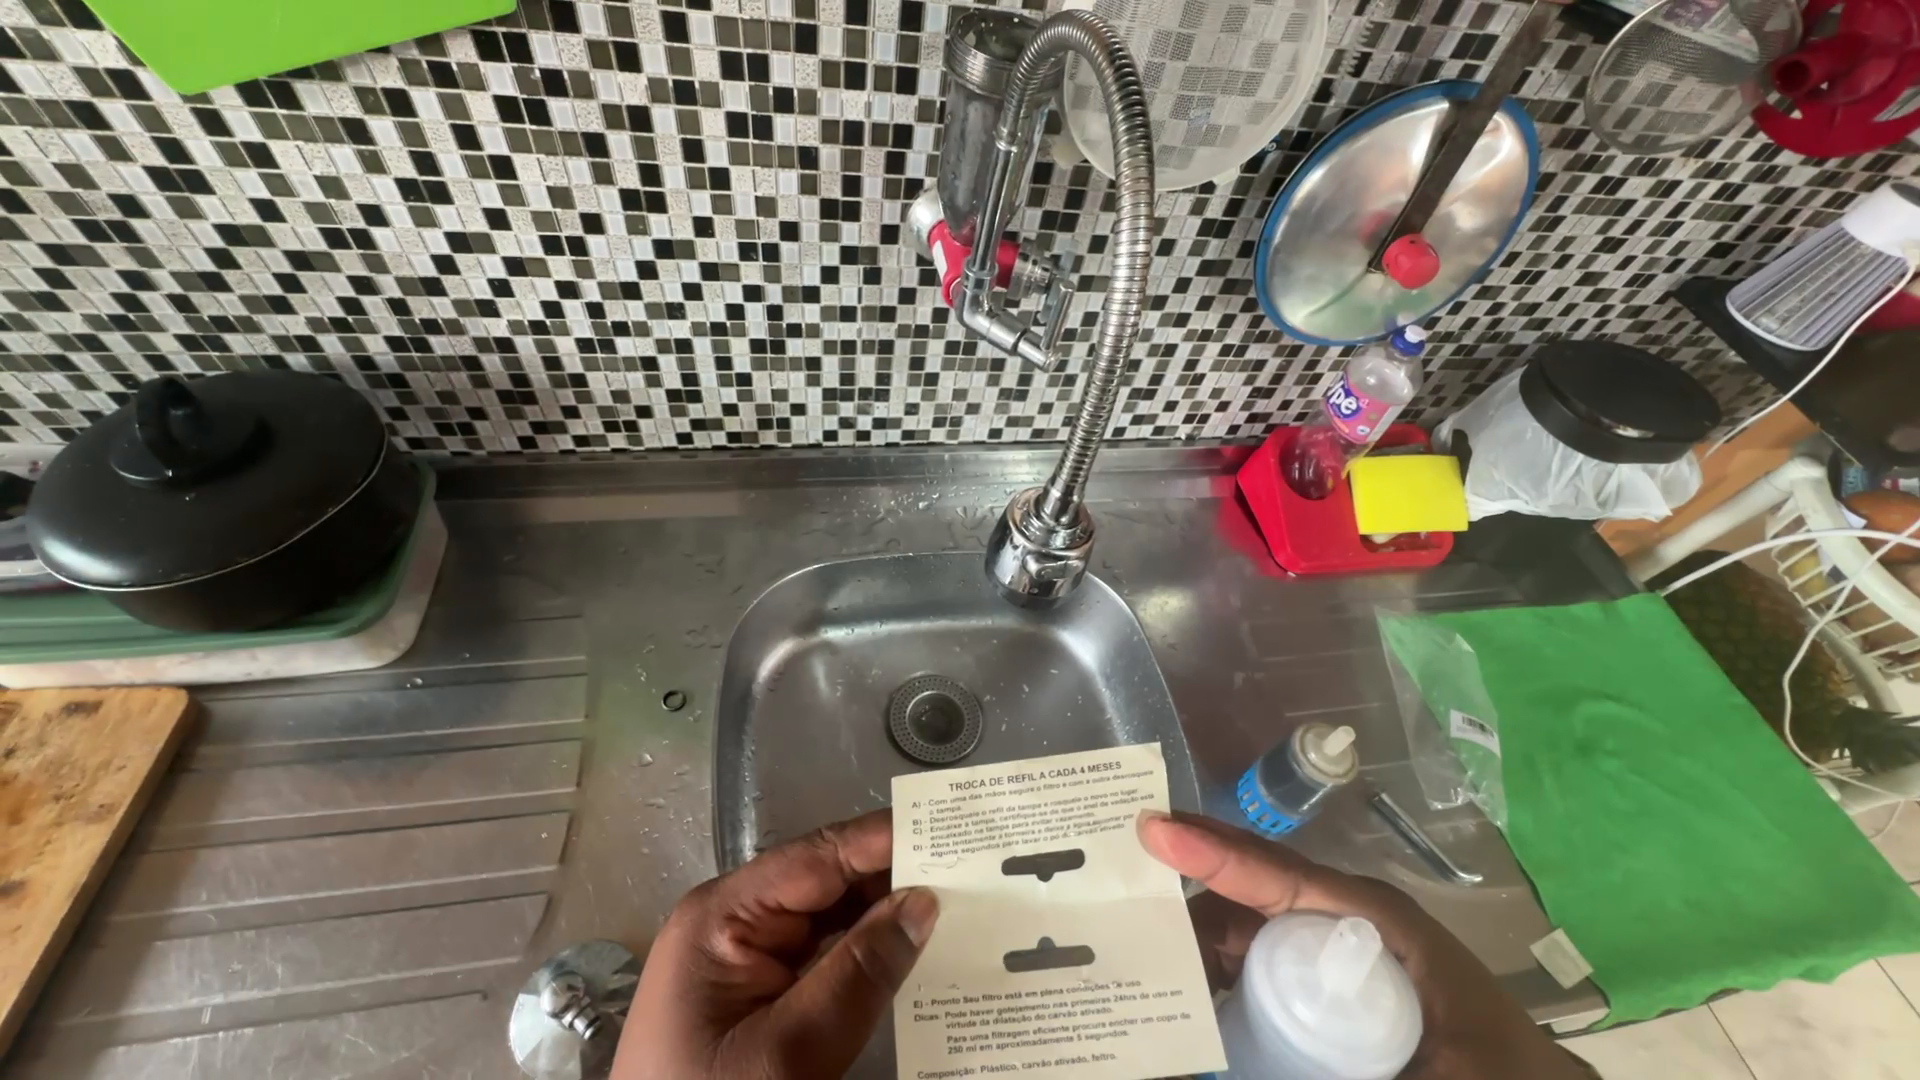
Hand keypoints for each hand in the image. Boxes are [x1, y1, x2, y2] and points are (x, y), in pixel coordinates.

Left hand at [614, 810, 939, 1079]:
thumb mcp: (789, 1050)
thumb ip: (859, 970)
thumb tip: (924, 901)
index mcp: (725, 913)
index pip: (820, 856)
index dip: (885, 837)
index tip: (949, 826)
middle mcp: (736, 920)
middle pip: (829, 880)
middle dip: (896, 873)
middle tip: (971, 865)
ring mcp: (749, 956)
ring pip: (834, 917)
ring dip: (889, 912)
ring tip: (959, 898)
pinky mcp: (762, 991)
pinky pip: (827, 954)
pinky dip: (871, 951)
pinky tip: (916, 947)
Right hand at [1138, 811, 1596, 1079]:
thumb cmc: (1493, 1066)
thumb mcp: (1439, 1071)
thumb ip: (1341, 1056)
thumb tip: (1236, 1053)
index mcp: (1371, 917)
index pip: (1279, 876)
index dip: (1215, 850)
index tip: (1154, 829)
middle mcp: (1336, 916)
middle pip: (1241, 896)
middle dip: (1179, 892)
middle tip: (1113, 899)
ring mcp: (1323, 942)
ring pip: (1237, 928)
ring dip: (1187, 938)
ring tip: (1128, 948)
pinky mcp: (1315, 972)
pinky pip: (1249, 961)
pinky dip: (1209, 970)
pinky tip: (1177, 994)